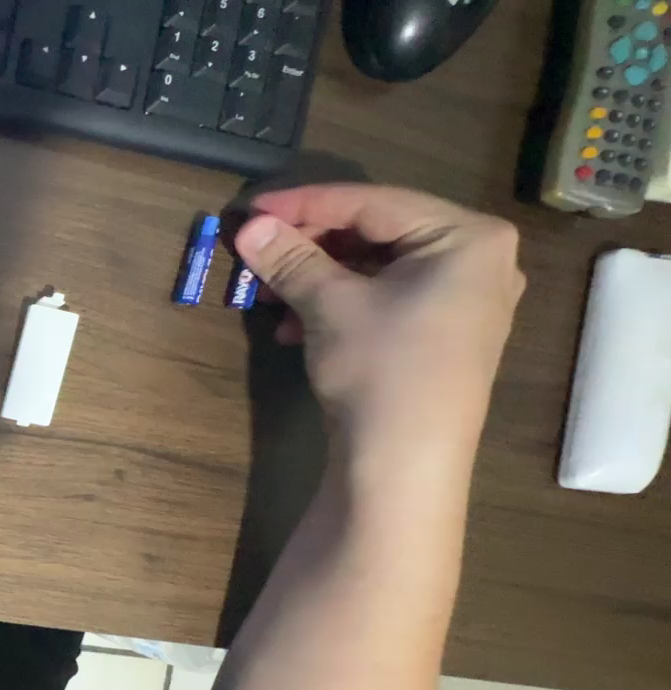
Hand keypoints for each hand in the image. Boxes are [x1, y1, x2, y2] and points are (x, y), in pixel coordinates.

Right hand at [234, 184, 525, 459]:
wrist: (404, 453)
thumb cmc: (380, 367)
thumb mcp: (328, 307)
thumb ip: (290, 260)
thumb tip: (248, 226)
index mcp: (466, 236)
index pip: (373, 202)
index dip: (306, 204)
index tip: (251, 209)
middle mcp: (475, 257)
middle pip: (375, 233)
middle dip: (309, 245)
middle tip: (256, 255)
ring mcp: (460, 297)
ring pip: (373, 267)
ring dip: (314, 276)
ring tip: (269, 296)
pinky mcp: (437, 330)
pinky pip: (381, 296)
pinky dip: (335, 302)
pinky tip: (297, 326)